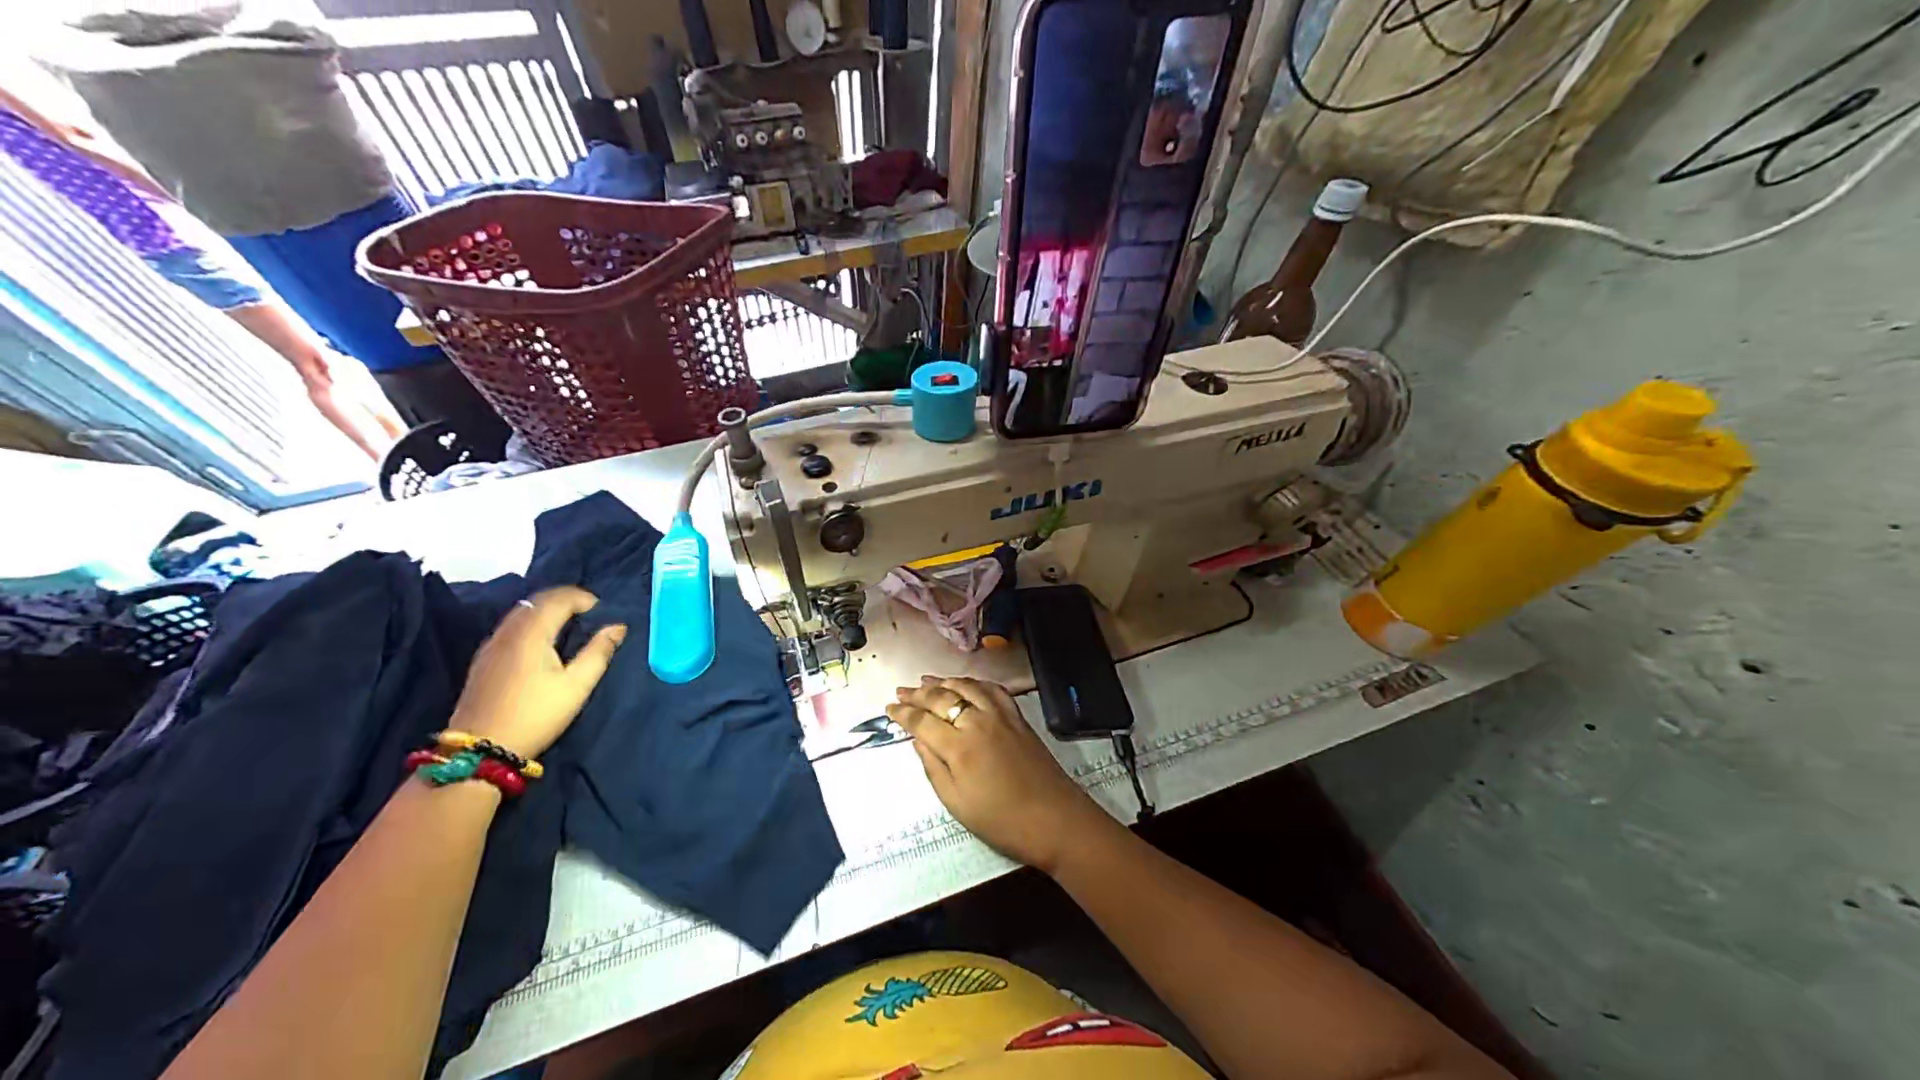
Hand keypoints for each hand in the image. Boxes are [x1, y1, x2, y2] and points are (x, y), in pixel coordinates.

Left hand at [450, 587, 626, 760]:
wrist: (481, 749)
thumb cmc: (536, 715)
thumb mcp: (576, 686)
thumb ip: (599, 652)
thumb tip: (617, 627)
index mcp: (531, 634)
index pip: (558, 599)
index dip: (582, 597)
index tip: (601, 609)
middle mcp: (507, 632)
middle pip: (536, 601)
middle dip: (564, 599)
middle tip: (588, 611)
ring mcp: (491, 646)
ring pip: (520, 613)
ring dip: (545, 610)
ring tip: (568, 624)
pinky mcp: (483, 660)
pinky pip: (510, 627)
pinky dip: (530, 623)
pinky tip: (541, 642)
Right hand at [887, 676, 1118, 875]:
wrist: (1054, 819)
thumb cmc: (1001, 820)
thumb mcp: (955, 802)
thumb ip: (933, 767)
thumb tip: (918, 739)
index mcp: (958, 746)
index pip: (922, 721)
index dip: (903, 713)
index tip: (889, 708)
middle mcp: (978, 722)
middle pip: (942, 697)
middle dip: (918, 693)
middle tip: (901, 691)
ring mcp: (1000, 715)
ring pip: (966, 686)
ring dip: (944, 682)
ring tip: (926, 681)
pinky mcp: (1017, 717)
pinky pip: (992, 689)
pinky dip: (974, 682)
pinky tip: (966, 684)